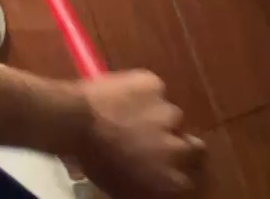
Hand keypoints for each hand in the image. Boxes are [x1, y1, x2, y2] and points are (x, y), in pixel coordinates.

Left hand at [69, 71, 205, 196]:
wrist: (76, 119)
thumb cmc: (95, 159)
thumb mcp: (125, 186)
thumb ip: (151, 183)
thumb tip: (156, 178)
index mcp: (171, 179)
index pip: (190, 178)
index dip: (178, 167)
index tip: (166, 161)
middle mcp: (178, 147)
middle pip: (193, 146)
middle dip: (178, 141)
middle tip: (154, 134)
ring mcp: (168, 111)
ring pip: (170, 113)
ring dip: (157, 114)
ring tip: (132, 110)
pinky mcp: (154, 83)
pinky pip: (154, 87)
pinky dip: (143, 89)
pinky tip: (124, 91)